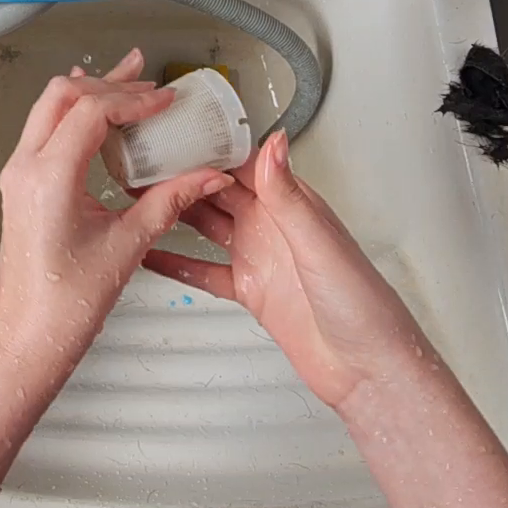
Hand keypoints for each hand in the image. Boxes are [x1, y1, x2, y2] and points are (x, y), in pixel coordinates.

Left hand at [0, 49, 231, 363]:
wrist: (27, 336)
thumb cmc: (64, 304)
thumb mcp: (128, 247)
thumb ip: (169, 201)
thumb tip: (206, 176)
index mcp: (49, 178)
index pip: (91, 111)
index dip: (133, 99)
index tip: (165, 100)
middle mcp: (26, 167)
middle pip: (64, 95)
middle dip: (109, 82)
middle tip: (148, 80)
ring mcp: (19, 173)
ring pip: (50, 106)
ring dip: (90, 90)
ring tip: (127, 79)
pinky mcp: (23, 182)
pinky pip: (44, 128)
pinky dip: (73, 111)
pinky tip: (95, 108)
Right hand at [141, 130, 421, 415]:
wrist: (368, 372)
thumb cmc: (363, 305)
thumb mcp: (318, 243)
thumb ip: (288, 195)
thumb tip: (273, 142)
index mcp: (290, 204)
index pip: (241, 165)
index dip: (208, 149)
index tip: (175, 135)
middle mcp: (270, 225)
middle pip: (216, 192)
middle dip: (182, 177)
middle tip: (143, 165)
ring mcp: (257, 256)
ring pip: (205, 225)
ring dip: (175, 213)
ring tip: (140, 199)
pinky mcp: (249, 289)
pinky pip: (203, 272)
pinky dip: (176, 263)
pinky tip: (151, 255)